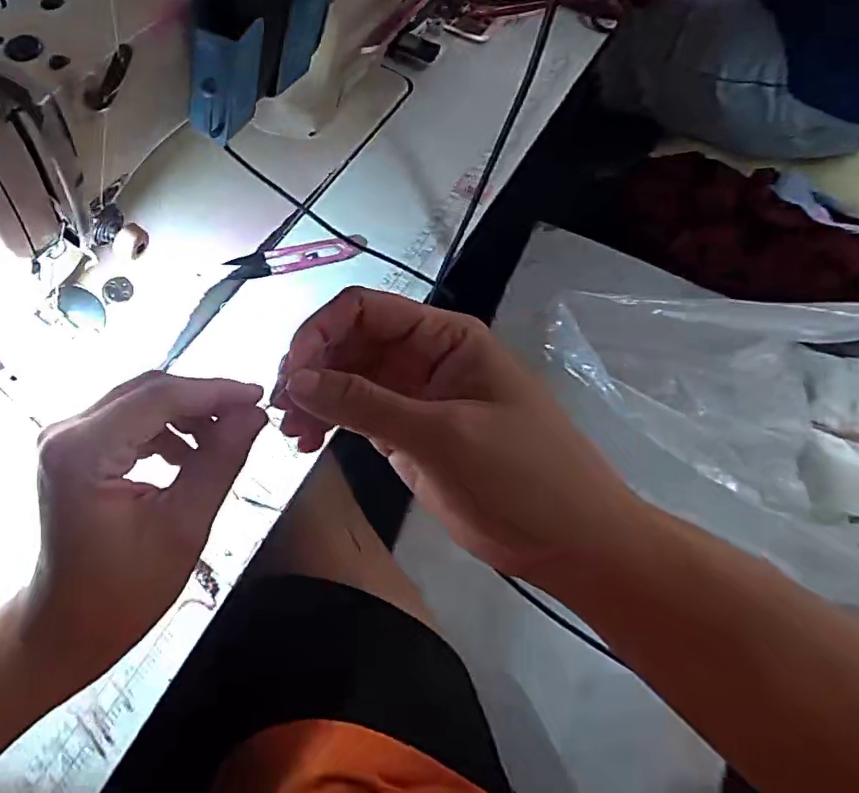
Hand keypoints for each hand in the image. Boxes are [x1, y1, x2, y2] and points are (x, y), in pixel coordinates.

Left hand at [22, 373, 267, 679]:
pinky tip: (189, 454)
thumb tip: (252, 414)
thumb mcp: (182, 528)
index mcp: (81, 449)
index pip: (156, 396)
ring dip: (182, 415)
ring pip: (136, 402)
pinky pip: (124, 420)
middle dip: (199, 400)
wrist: (69, 623)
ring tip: (224, 440)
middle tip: (249, 414)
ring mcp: (64, 436)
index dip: (212, 391)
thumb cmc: (122, 592)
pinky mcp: (72, 446)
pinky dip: (160, 430)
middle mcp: (65, 430)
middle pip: (144, 391)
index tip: (257, 394)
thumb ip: (218, 462)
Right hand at [272, 288, 645, 585]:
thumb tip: (295, 380)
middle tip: (282, 405)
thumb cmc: (528, 478)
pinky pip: (346, 411)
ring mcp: (406, 394)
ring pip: (337, 377)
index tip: (292, 369)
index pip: (362, 309)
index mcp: (442, 337)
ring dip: (308, 397)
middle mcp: (419, 357)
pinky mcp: (398, 429)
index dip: (319, 330)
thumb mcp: (444, 435)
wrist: (576, 549)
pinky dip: (321, 420)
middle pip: (343, 342)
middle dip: (307, 368)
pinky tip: (306, 440)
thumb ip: (365, 403)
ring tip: (291, 431)